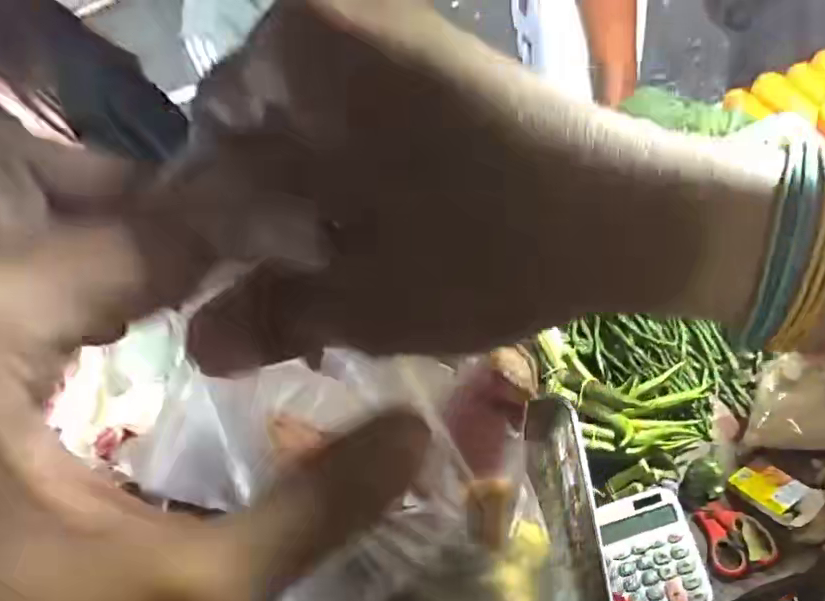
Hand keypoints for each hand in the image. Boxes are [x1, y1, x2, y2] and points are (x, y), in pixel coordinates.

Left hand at [0, 105, 428, 600]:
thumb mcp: (202, 594)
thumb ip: (319, 505)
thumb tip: (415, 433)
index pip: (119, 229)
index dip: (225, 228)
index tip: (299, 243)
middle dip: (117, 192)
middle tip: (220, 260)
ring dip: (66, 235)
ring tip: (175, 298)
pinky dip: (21, 285)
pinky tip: (95, 359)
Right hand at [174, 0, 761, 370]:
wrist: (625, 218)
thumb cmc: (493, 255)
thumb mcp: (377, 300)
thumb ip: (280, 315)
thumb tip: (198, 345)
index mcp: (296, 52)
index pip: (207, 159)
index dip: (208, 247)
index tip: (220, 307)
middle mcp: (336, 22)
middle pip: (264, 147)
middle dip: (268, 236)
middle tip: (286, 309)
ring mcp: (397, 43)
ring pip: (322, 147)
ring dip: (319, 225)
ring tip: (338, 295)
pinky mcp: (445, 77)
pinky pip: (373, 139)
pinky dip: (367, 200)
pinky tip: (382, 255)